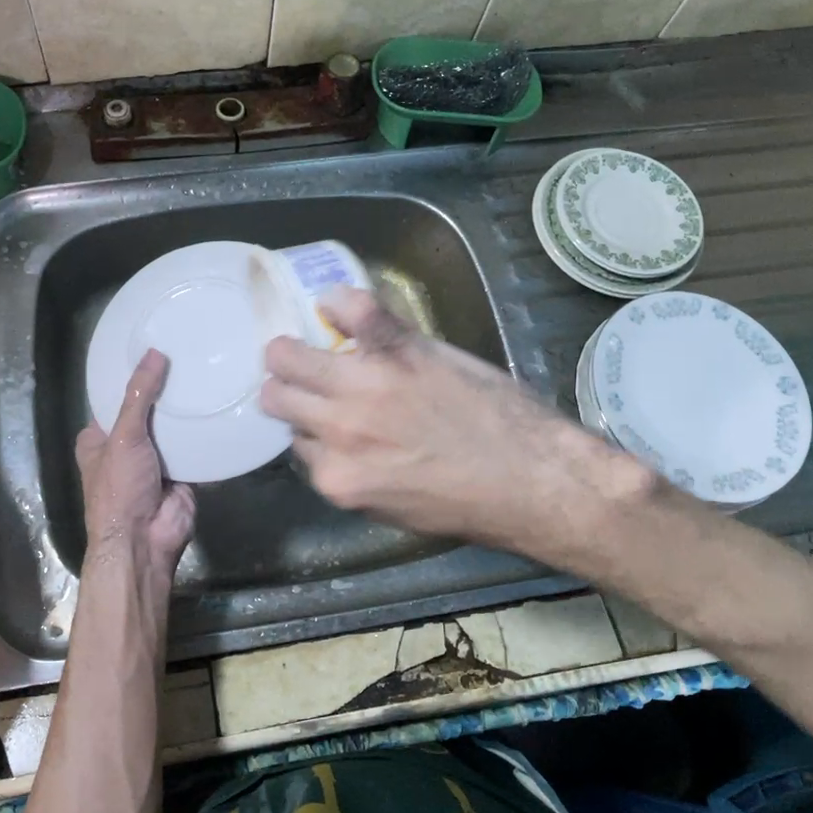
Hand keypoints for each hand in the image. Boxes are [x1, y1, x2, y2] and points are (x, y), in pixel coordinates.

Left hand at [77, 349, 196, 573]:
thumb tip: (154, 353)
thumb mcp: (123, 436)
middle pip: (147, 412)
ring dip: (186, 414)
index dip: (132, 378)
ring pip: (172, 430)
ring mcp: (154, 461)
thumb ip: (139, 395)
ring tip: (209, 375)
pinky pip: (194, 448)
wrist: (144, 541)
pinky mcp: (181, 473)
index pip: (114, 399)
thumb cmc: (120, 488)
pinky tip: (220, 407)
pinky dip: (204, 434)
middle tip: (189, 357)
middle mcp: (124, 448)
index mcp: (98, 439)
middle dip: (165, 393)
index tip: (155, 349)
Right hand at [259, 287, 653, 558]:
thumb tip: (333, 449)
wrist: (534, 479)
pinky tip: (337, 305)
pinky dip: (340, 303)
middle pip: (278, 396)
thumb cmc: (470, 504)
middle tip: (305, 381)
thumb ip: (352, 476)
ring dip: (294, 350)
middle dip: (286, 389)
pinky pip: (352, 309)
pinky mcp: (400, 348)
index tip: (323, 419)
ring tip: (311, 343)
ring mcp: (365, 384)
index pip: (295, 441)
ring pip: (289, 355)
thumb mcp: (392, 509)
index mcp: (336, 477)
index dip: (309, 427)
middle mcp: (338, 430)